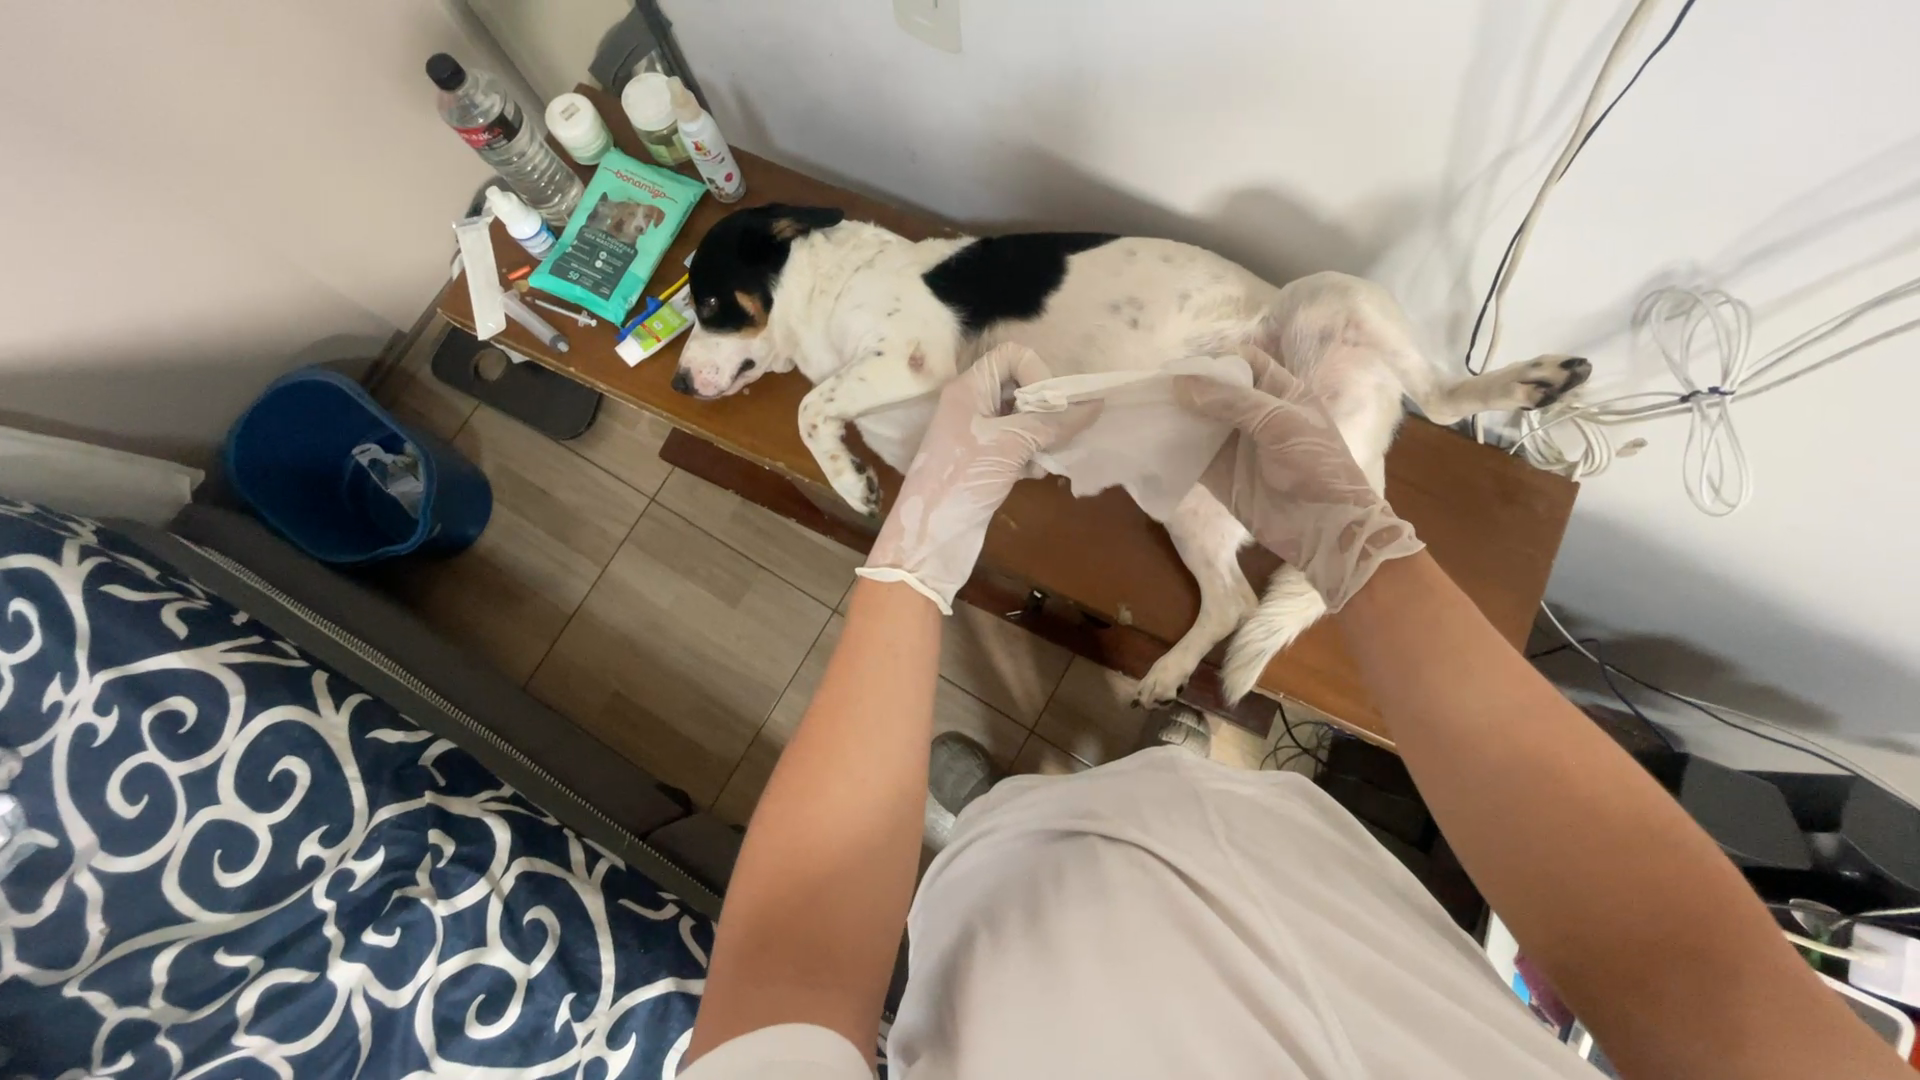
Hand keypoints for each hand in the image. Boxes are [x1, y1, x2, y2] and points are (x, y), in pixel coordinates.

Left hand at [856, 344, 1098, 612]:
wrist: (932, 534)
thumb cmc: (963, 478)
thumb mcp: (1010, 443)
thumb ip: (1052, 422)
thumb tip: (1094, 405)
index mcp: (969, 388)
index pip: (1012, 356)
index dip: (1038, 373)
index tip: (1048, 406)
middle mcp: (972, 404)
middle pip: (1021, 387)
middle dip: (1045, 409)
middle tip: (1056, 433)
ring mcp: (977, 434)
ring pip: (1023, 419)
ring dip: (1042, 435)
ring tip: (1046, 458)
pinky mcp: (983, 460)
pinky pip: (1017, 445)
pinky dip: (1030, 456)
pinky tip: (1034, 475)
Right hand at [1176, 347, 1422, 610]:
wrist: (1323, 527)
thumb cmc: (1314, 464)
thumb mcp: (1279, 423)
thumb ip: (1232, 401)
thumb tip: (1181, 384)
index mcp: (1280, 393)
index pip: (1244, 362)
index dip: (1215, 360)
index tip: (1182, 367)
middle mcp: (1255, 415)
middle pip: (1216, 391)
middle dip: (1187, 388)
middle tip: (1153, 388)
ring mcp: (1236, 446)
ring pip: (1200, 422)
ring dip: (1176, 417)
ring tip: (1146, 411)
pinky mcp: (1221, 475)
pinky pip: (1193, 456)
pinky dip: (1173, 449)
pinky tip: (1152, 442)